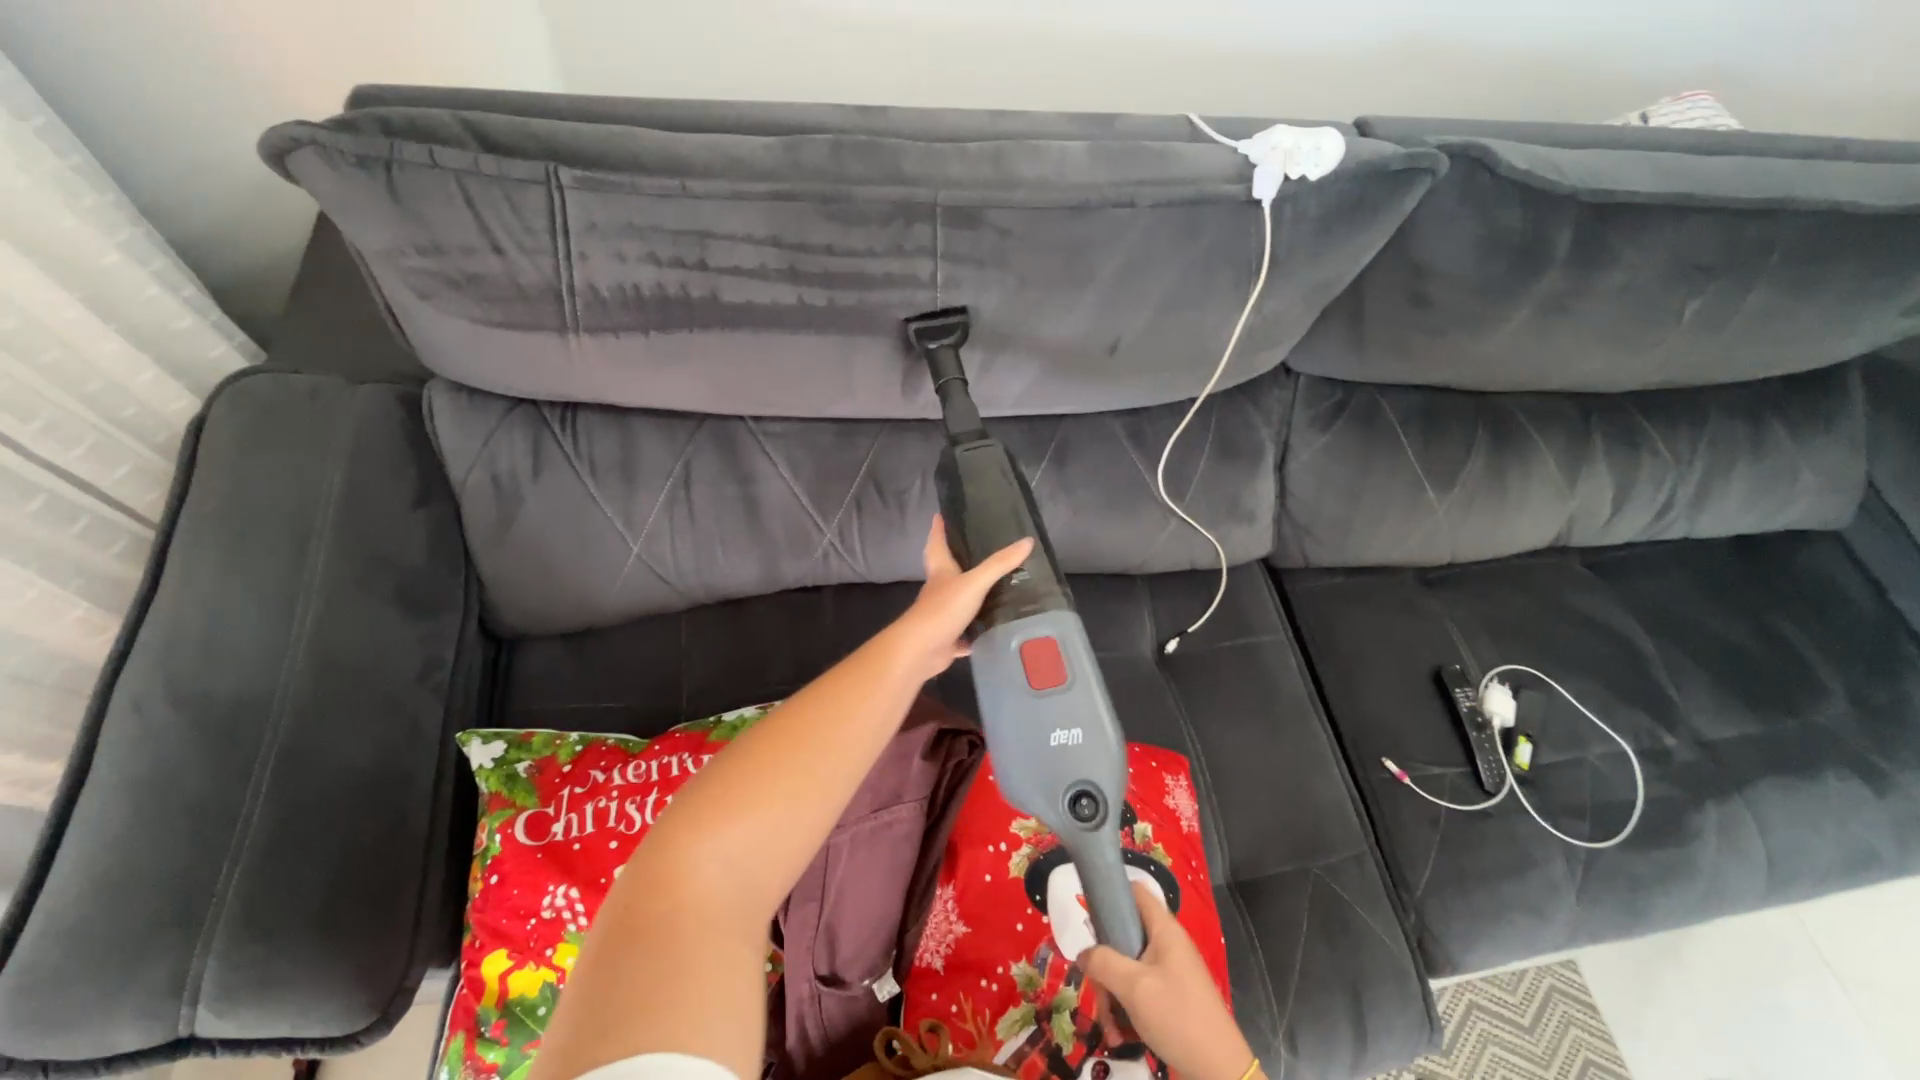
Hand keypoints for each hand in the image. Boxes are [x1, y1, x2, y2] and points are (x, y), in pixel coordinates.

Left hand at [883, 515, 1033, 681]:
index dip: (938, 529)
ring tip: (998, 588)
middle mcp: (940, 591)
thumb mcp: (974, 583)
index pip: (937, 544)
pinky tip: (994, 630)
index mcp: (941, 572)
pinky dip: (978, 632)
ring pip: (959, 602)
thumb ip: (999, 564)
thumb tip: (1028, 541)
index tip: (939, 515)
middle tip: (973, 549)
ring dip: (973, 597)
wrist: (921, 650)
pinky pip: (967, 633)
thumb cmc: (943, 609)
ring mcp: (943, 616)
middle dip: (955, 560)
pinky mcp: (949, 639)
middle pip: (946, 571)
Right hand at [1080, 883, 1258, 1079]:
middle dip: (1104, 965)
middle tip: (1097, 990)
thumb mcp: (1134, 987)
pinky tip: (1120, 1035)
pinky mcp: (1169, 995)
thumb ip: (1103, 961)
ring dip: (1112, 995)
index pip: (1135, 892)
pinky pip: (1137, 991)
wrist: (1218, 1068)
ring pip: (1126, 968)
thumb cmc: (1177, 1017)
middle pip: (1123, 936)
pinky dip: (1125, 1009)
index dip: (1111, 895)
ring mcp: (1169, 971)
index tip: (1087, 916)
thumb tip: (1083, 953)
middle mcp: (1167, 945)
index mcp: (1164, 931)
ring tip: (1110, 1028)